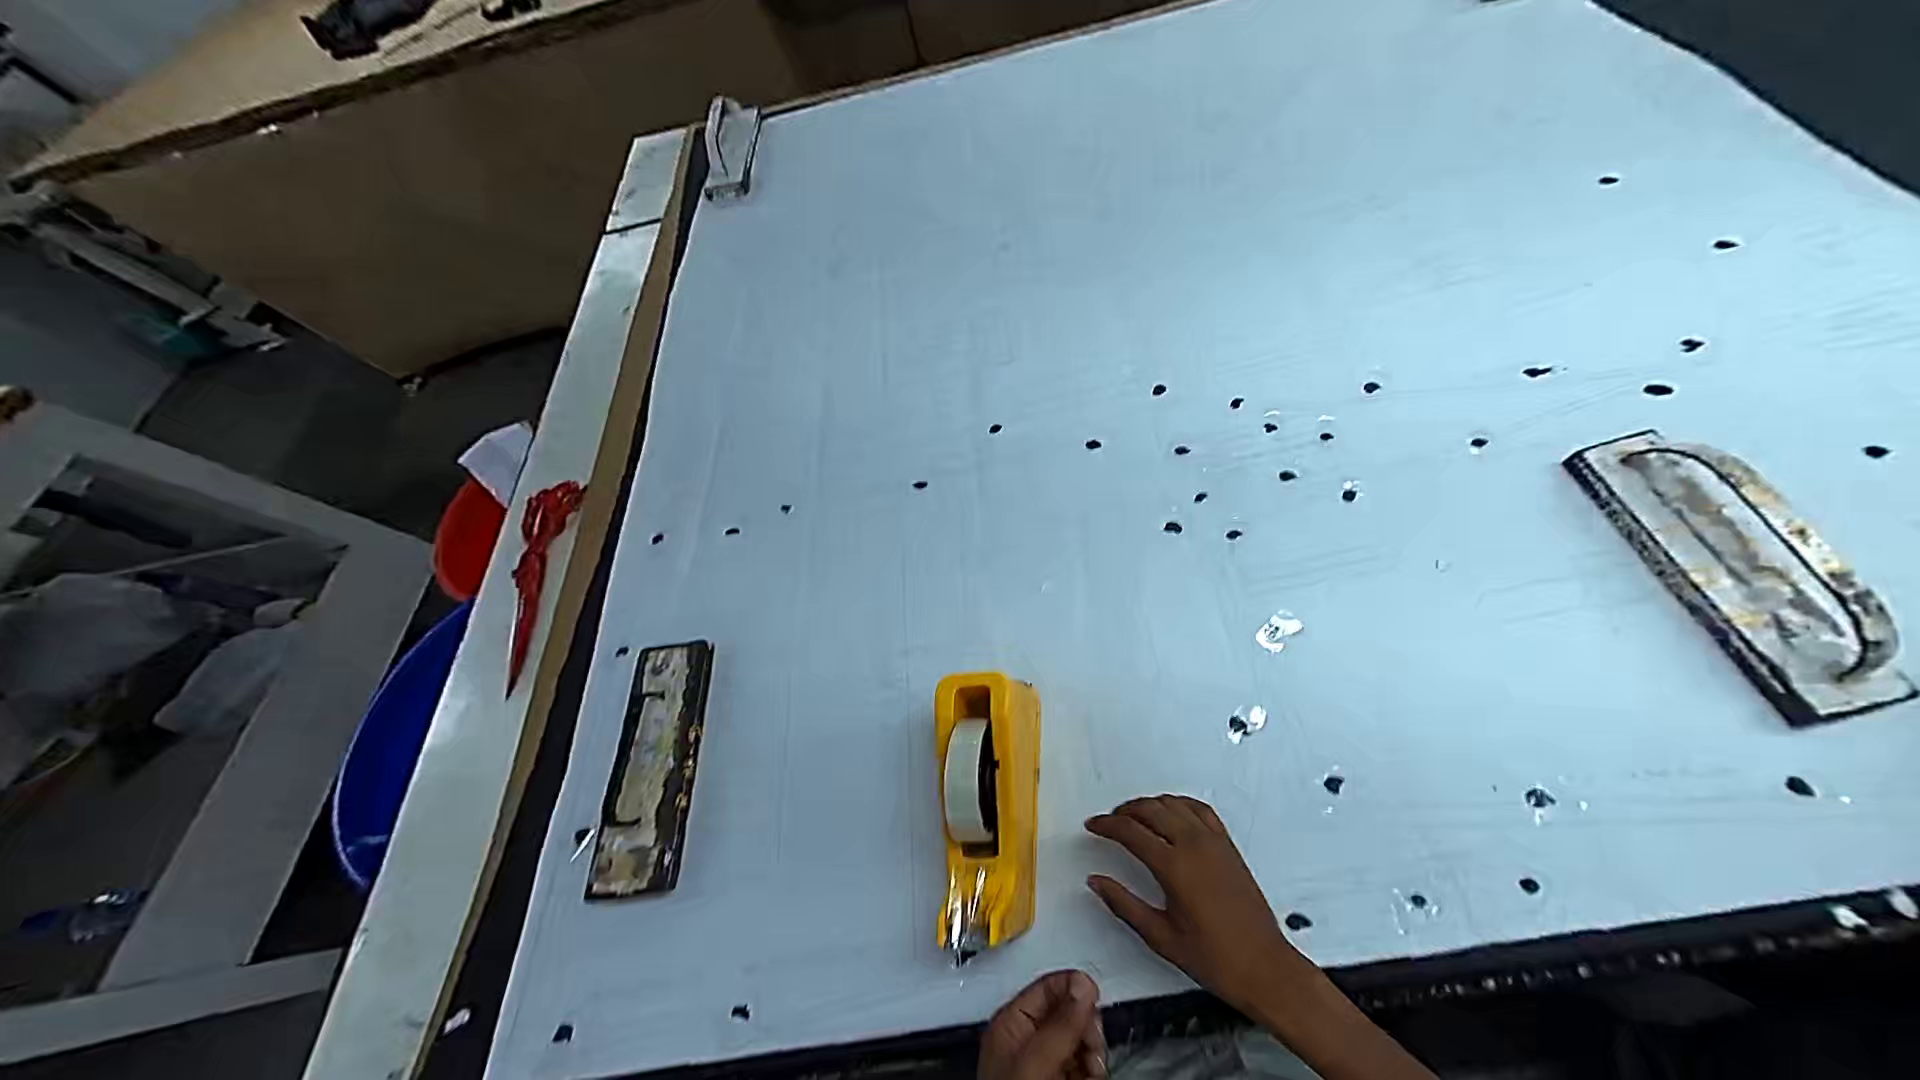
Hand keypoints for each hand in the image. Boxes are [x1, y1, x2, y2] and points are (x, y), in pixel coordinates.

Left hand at [978, 969, 1106, 1079]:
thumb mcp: (1034, 1059)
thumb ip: (1059, 1023)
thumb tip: (1082, 984)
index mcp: (1011, 1024)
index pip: (1048, 986)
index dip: (1074, 986)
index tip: (1095, 994)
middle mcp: (1027, 1040)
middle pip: (1069, 1013)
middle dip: (1087, 1026)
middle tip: (1092, 1044)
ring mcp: (1042, 1063)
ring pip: (1081, 1040)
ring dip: (1094, 1051)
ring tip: (1092, 1068)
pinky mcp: (1058, 1078)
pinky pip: (1084, 1064)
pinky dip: (1093, 1069)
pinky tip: (1091, 1076)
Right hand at [1084, 795, 1313, 1016]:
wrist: (1266, 969)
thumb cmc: (1220, 959)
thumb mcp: (1161, 937)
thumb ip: (1124, 904)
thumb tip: (1098, 883)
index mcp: (1175, 867)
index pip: (1130, 831)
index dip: (1106, 825)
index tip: (1094, 826)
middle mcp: (1195, 847)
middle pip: (1150, 810)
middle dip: (1124, 811)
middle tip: (1110, 820)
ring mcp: (1214, 843)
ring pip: (1173, 804)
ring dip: (1150, 804)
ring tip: (1135, 814)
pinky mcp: (1228, 846)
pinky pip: (1200, 810)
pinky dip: (1180, 804)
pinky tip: (1173, 811)